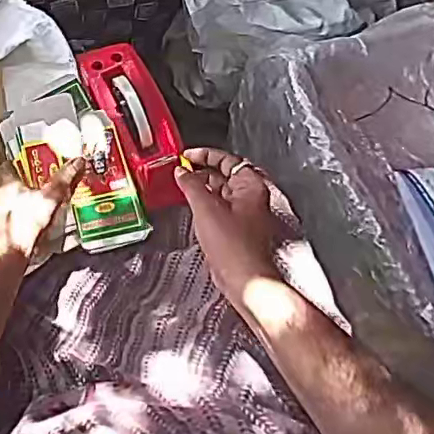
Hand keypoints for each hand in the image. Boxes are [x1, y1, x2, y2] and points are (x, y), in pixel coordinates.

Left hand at [0, 159, 82, 264]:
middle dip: (15, 185)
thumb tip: (78, 162)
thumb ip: (63, 179)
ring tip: (22, 209)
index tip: (36, 177)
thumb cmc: (25, 224)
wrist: (6, 253)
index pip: (13, 164)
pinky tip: (9, 221)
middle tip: (31, 194)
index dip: (26, 170)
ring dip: (4, 199)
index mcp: (1, 176)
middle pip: (3, 179)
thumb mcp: (49, 199)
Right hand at [175, 148, 281, 303]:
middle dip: (201, 170)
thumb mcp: (205, 207)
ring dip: (201, 186)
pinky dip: (205, 201)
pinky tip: (191, 205)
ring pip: (221, 190)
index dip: (204, 154)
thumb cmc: (234, 246)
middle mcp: (251, 197)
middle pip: (224, 174)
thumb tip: (181, 172)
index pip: (226, 159)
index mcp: (251, 186)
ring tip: (182, 185)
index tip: (186, 156)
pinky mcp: (237, 228)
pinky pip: (219, 206)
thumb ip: (191, 184)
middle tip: (181, 169)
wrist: (244, 279)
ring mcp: (245, 213)